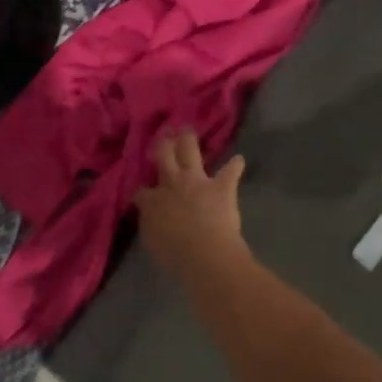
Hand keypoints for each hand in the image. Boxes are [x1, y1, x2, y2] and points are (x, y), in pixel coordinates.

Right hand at [133, 128, 253, 281]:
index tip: (143, 195)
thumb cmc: (174, 252)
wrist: (205, 252)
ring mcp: (197, 181)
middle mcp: (172, 182)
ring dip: (188, 140)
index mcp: (152, 199)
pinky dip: (235, 166)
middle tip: (164, 133)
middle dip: (163, 143)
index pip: (142, 191)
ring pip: (189, 152)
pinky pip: (230, 172)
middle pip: (164, 156)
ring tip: (187, 129)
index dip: (142, 192)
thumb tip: (150, 215)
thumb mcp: (151, 239)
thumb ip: (150, 222)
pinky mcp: (222, 187)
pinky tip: (239, 159)